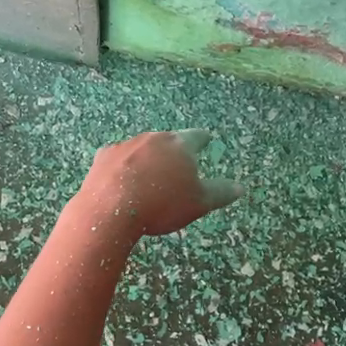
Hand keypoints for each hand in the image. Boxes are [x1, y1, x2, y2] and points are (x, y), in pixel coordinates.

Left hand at [75, 129, 244, 237]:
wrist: (112, 209)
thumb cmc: (162, 204)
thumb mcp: (199, 202)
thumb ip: (220, 192)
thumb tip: (240, 187)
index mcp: (180, 146)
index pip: (196, 137)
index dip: (202, 140)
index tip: (206, 139)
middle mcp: (154, 138)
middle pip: (167, 140)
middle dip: (172, 149)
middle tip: (175, 162)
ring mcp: (127, 145)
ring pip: (141, 147)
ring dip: (147, 157)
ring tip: (148, 175)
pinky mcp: (105, 156)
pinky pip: (118, 158)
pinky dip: (122, 166)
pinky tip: (120, 180)